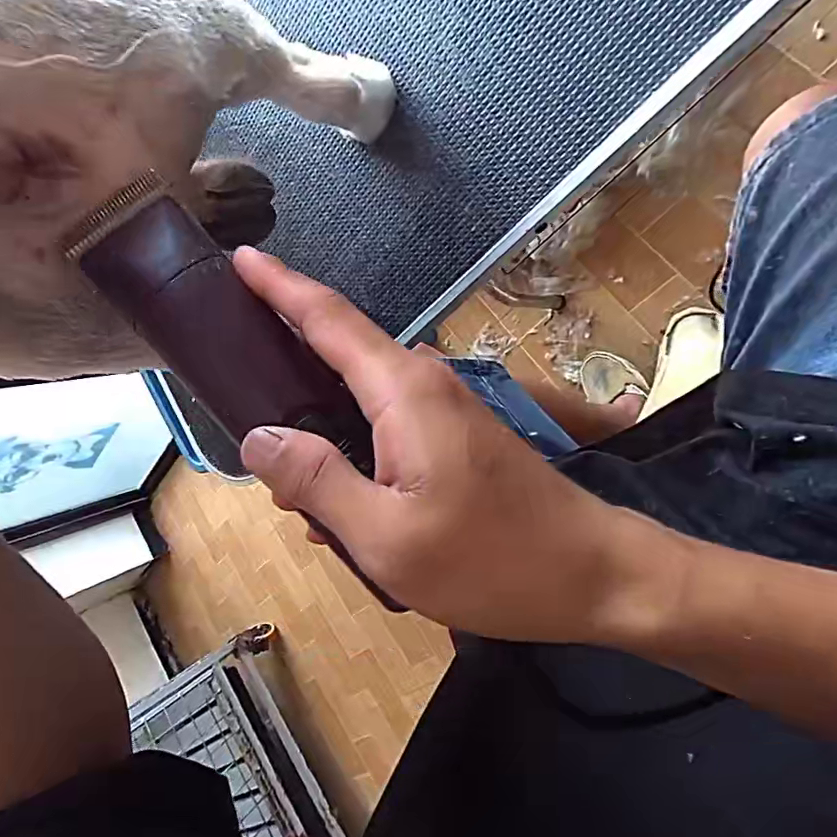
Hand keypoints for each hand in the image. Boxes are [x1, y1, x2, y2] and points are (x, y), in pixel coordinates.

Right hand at [233, 248, 655, 643]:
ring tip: (304, 503)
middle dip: (288, 382)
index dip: (279, 286)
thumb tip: (259, 438)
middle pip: (338, 358)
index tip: (241, 260)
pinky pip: (386, 432)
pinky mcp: (456, 438)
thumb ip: (316, 480)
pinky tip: (347, 513)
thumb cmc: (493, 560)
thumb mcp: (386, 536)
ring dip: (324, 442)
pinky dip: (356, 460)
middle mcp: (424, 384)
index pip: (328, 318)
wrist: (595, 576)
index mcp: (403, 391)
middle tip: (252, 433)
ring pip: (359, 407)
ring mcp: (445, 410)